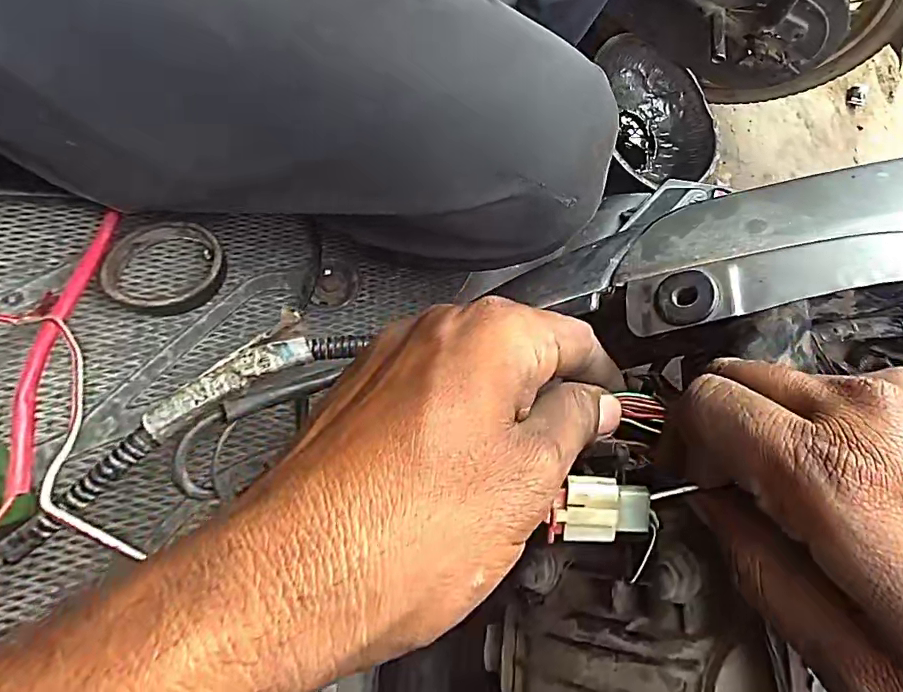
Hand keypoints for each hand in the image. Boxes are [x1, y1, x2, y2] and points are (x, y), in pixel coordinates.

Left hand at [212, 299, 622, 685]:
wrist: (291, 573)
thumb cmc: (398, 531)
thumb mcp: (526, 481)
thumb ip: (574, 425)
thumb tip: (593, 404)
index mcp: (489, 334)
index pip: (575, 337)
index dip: (604, 379)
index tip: (611, 409)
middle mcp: (437, 328)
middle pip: (522, 351)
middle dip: (550, 399)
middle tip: (566, 457)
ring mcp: (393, 355)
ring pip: (475, 373)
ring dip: (502, 415)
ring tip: (506, 481)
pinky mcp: (363, 388)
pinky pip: (432, 390)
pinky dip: (457, 422)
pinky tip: (452, 478)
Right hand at [672, 359, 902, 691]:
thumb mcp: (863, 670)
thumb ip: (762, 572)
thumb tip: (714, 509)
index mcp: (837, 480)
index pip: (708, 401)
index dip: (688, 436)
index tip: (697, 471)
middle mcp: (869, 410)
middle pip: (743, 373)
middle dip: (727, 422)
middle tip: (746, 483)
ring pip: (797, 378)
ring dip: (789, 424)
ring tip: (831, 494)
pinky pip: (854, 382)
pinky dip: (842, 418)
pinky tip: (884, 477)